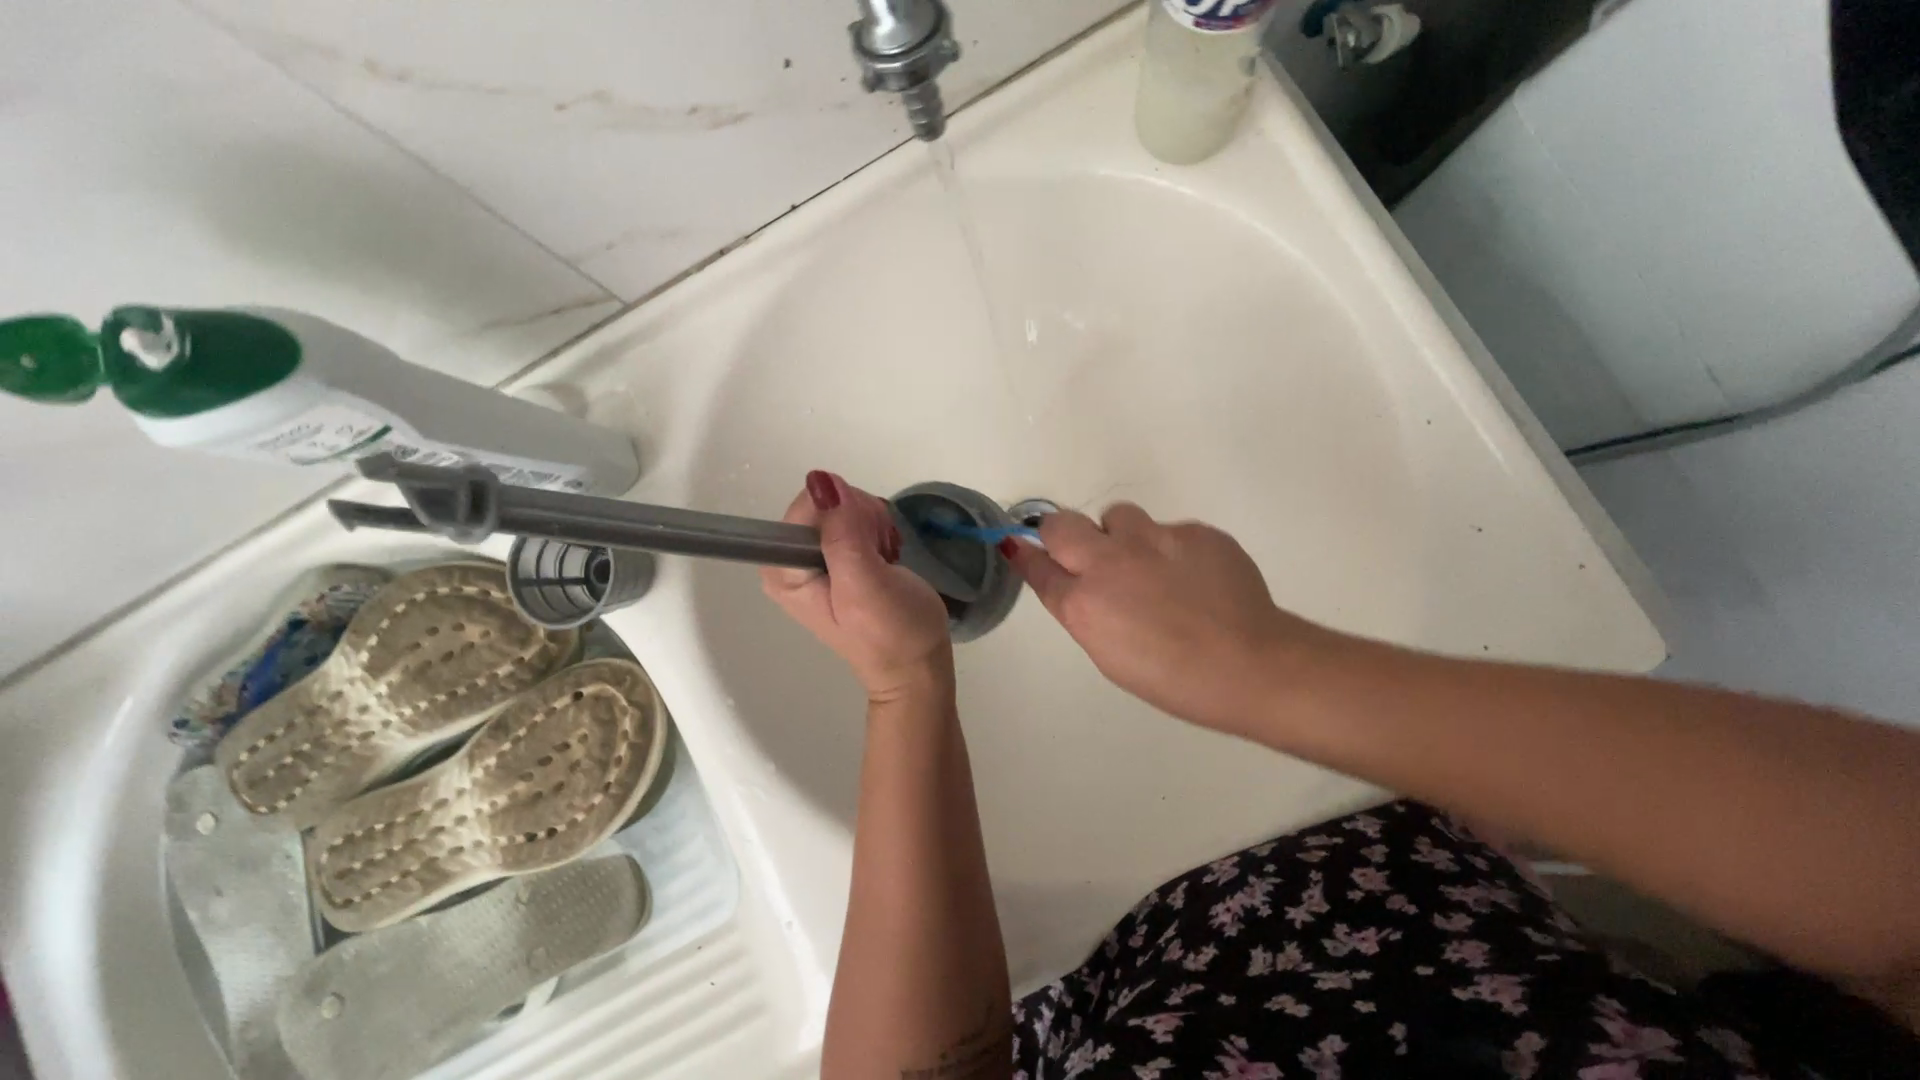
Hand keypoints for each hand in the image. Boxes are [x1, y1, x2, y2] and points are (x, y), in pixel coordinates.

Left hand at [762, 471, 953, 701]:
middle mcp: (790, 560)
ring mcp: (814, 558)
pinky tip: (886, 556)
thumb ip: (842, 533)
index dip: (844, 514)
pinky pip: (854, 519)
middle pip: (824, 503)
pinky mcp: (837, 557)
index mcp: (783, 569)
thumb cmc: (892, 634)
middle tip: (882, 555)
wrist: (917, 667)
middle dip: (861, 519)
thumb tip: (822, 480)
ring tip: (886, 559)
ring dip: (874, 525)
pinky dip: (877, 530)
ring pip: (843, 507)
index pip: (806, 506)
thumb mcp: (866, 584)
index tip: (870, 543)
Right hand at [1004, 503, 1338, 733]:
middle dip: (1065, 534)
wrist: (1249, 664)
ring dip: (1122, 536)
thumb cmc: (1174, 680)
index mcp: (1083, 603)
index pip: (1036, 565)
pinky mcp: (1193, 531)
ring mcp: (1153, 539)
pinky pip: (1168, 530)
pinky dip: (1172, 549)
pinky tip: (1194, 578)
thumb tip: (1075, 588)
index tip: (1019, 547)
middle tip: (1088, 554)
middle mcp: (1108, 562)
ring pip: (1118, 516)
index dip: (1026, 555)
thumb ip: (1085, 613)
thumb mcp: (1111, 655)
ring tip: (1151, 565)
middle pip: (1061, 524)